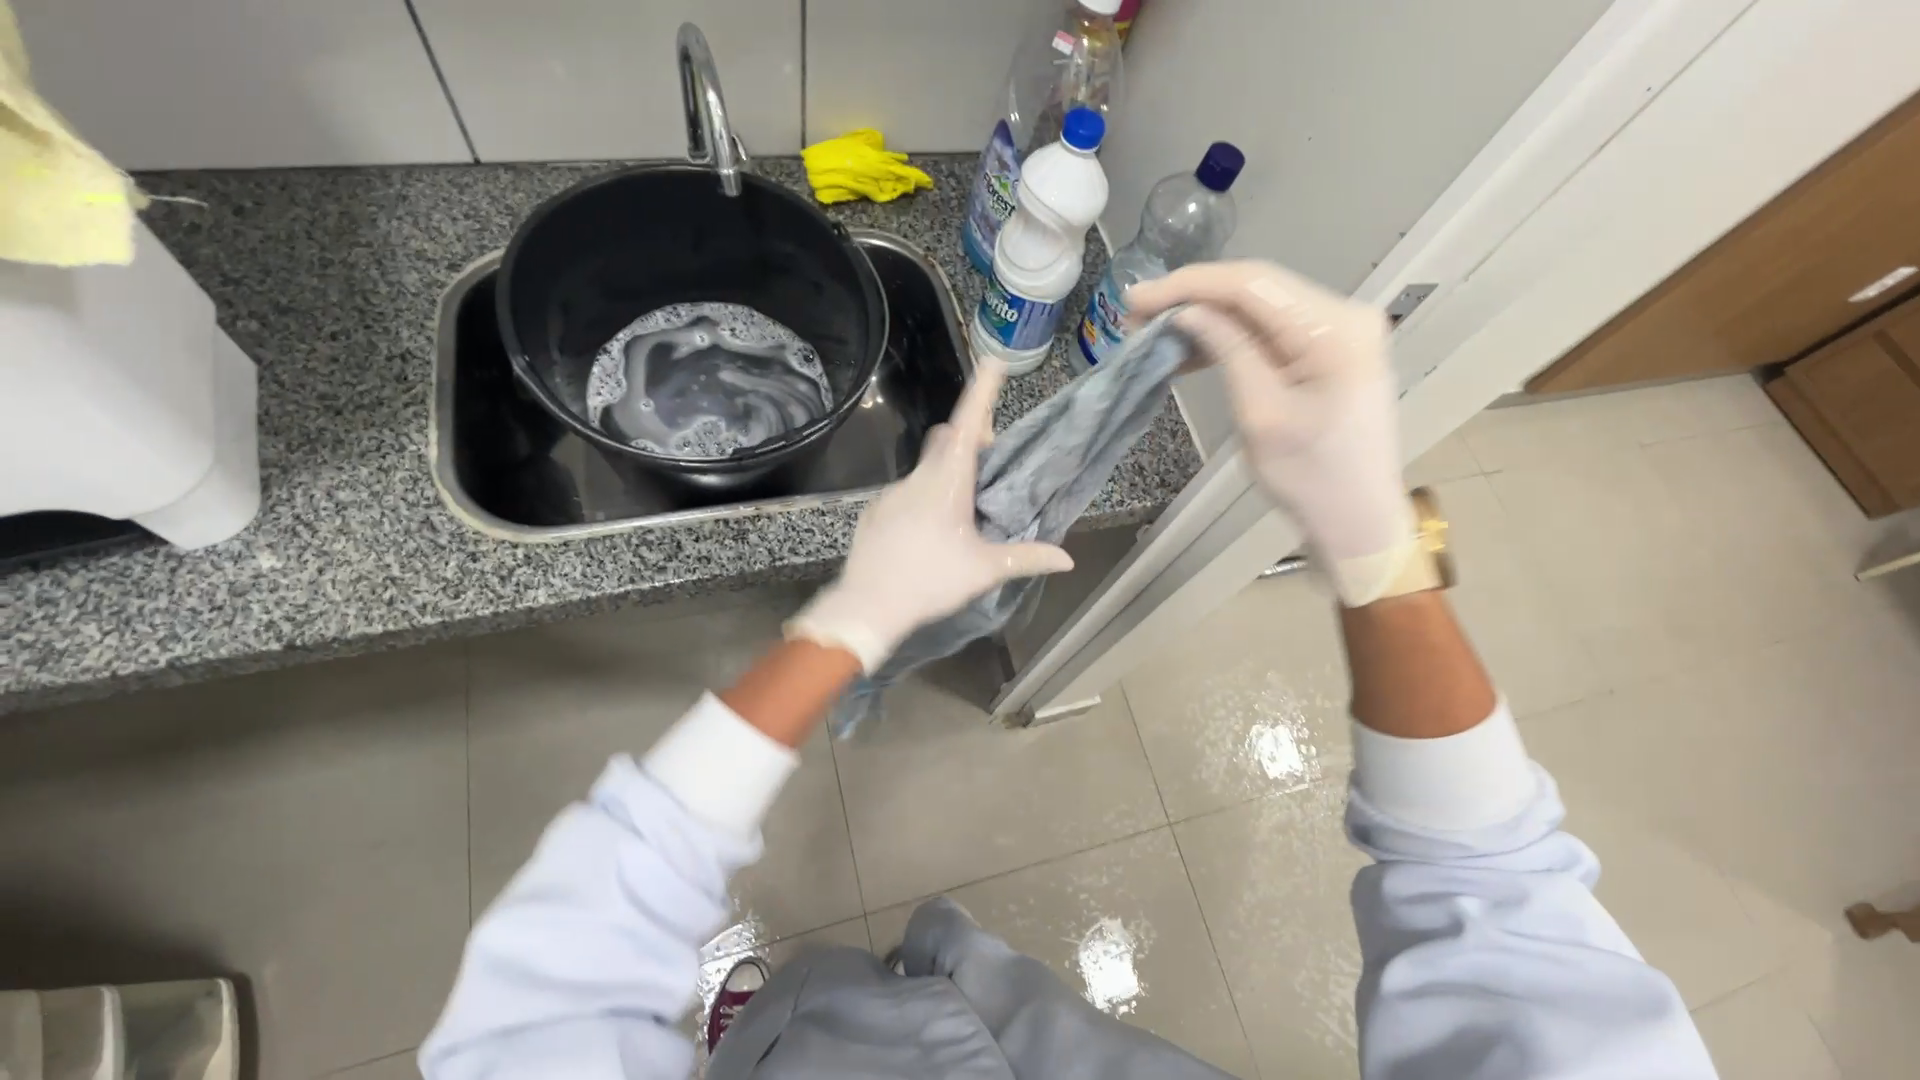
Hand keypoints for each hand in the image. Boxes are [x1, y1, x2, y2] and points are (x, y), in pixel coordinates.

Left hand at [788, 357, 1074, 671]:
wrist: (868, 605)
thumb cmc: (930, 582)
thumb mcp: (985, 571)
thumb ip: (1027, 559)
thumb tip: (1067, 559)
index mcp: (946, 482)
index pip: (966, 425)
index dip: (981, 392)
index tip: (992, 362)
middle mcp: (918, 478)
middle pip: (945, 440)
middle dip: (968, 438)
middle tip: (989, 458)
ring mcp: (892, 493)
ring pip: (925, 469)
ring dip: (946, 475)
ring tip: (961, 514)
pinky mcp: (876, 511)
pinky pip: (907, 492)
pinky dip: (924, 498)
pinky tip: (929, 534)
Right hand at [1127, 260, 1413, 606]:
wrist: (1356, 517)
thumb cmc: (1310, 477)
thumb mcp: (1261, 414)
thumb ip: (1228, 350)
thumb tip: (1186, 312)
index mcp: (1334, 329)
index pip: (1252, 284)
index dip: (1189, 284)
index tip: (1136, 296)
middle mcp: (1344, 315)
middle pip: (1256, 288)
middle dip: (1193, 295)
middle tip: (1136, 314)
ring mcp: (1340, 329)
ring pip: (1260, 305)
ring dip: (1207, 314)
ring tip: (1156, 331)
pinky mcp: (1329, 348)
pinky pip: (1272, 327)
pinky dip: (1230, 333)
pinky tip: (1192, 346)